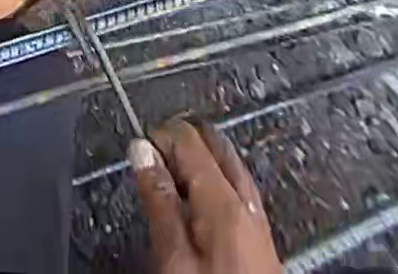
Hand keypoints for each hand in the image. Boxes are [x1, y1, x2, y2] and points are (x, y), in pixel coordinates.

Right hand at [131, 118, 280, 273]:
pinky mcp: (261, 242)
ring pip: (228, 167)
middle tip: (150, 158)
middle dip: (181, 142)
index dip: (159, 137)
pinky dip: (212, 182)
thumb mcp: (174, 260)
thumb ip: (159, 202)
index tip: (137, 152)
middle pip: (214, 146)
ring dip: (198, 161)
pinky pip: (236, 190)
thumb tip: (142, 150)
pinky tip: (197, 204)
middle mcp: (246, 202)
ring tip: (168, 175)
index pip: (189, 140)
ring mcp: (257, 221)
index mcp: (224, 201)